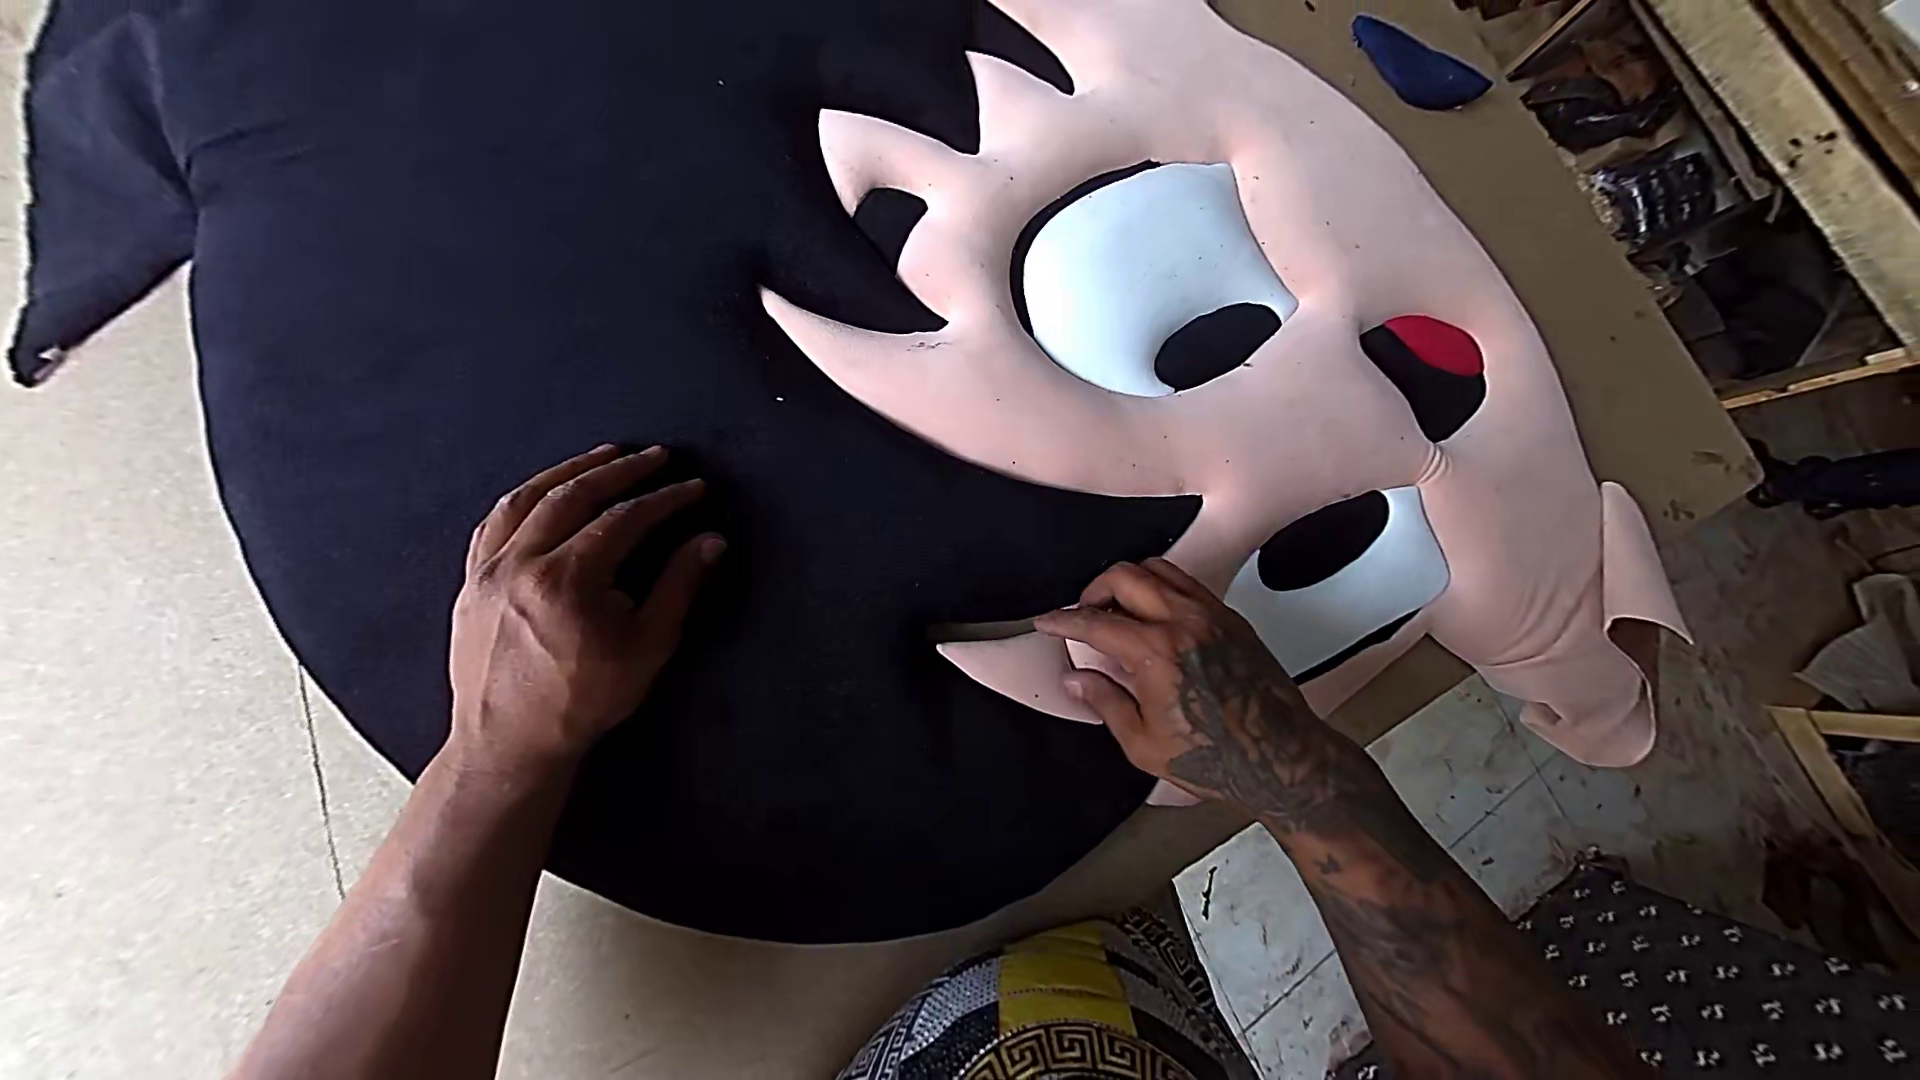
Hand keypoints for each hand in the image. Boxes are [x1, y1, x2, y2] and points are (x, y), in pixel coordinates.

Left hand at [448, 444, 724, 778]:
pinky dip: (524, 497)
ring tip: (604, 455)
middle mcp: (520, 564)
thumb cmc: (586, 698)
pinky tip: (544, 490)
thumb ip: (680, 585)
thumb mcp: (649, 644)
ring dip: (570, 470)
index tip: (692, 487)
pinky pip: (493, 523)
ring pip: (527, 499)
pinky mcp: (470, 583)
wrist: (511, 742)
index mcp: (568, 580)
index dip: (664, 499)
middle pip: (574, 496)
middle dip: (621, 471)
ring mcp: (487, 571)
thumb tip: (710, 540)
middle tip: (655, 457)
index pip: (624, 519)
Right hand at [1033, 558, 1381, 826]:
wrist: (1284, 761)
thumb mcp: (1144, 743)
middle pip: (1123, 575)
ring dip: (1127, 581)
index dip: (1062, 620)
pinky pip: (1186, 581)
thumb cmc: (1218, 758)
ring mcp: (1210, 615)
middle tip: (1083, 614)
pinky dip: (1159, 585)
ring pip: (1156, 568)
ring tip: (1116, 608)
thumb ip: (1104, 702)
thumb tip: (1077, 680)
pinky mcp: (1230, 618)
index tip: (1047, 621)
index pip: (1094, 621)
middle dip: (1092, 590)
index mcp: (1156, 653)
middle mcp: (1183, 622)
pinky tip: (1153, 612)